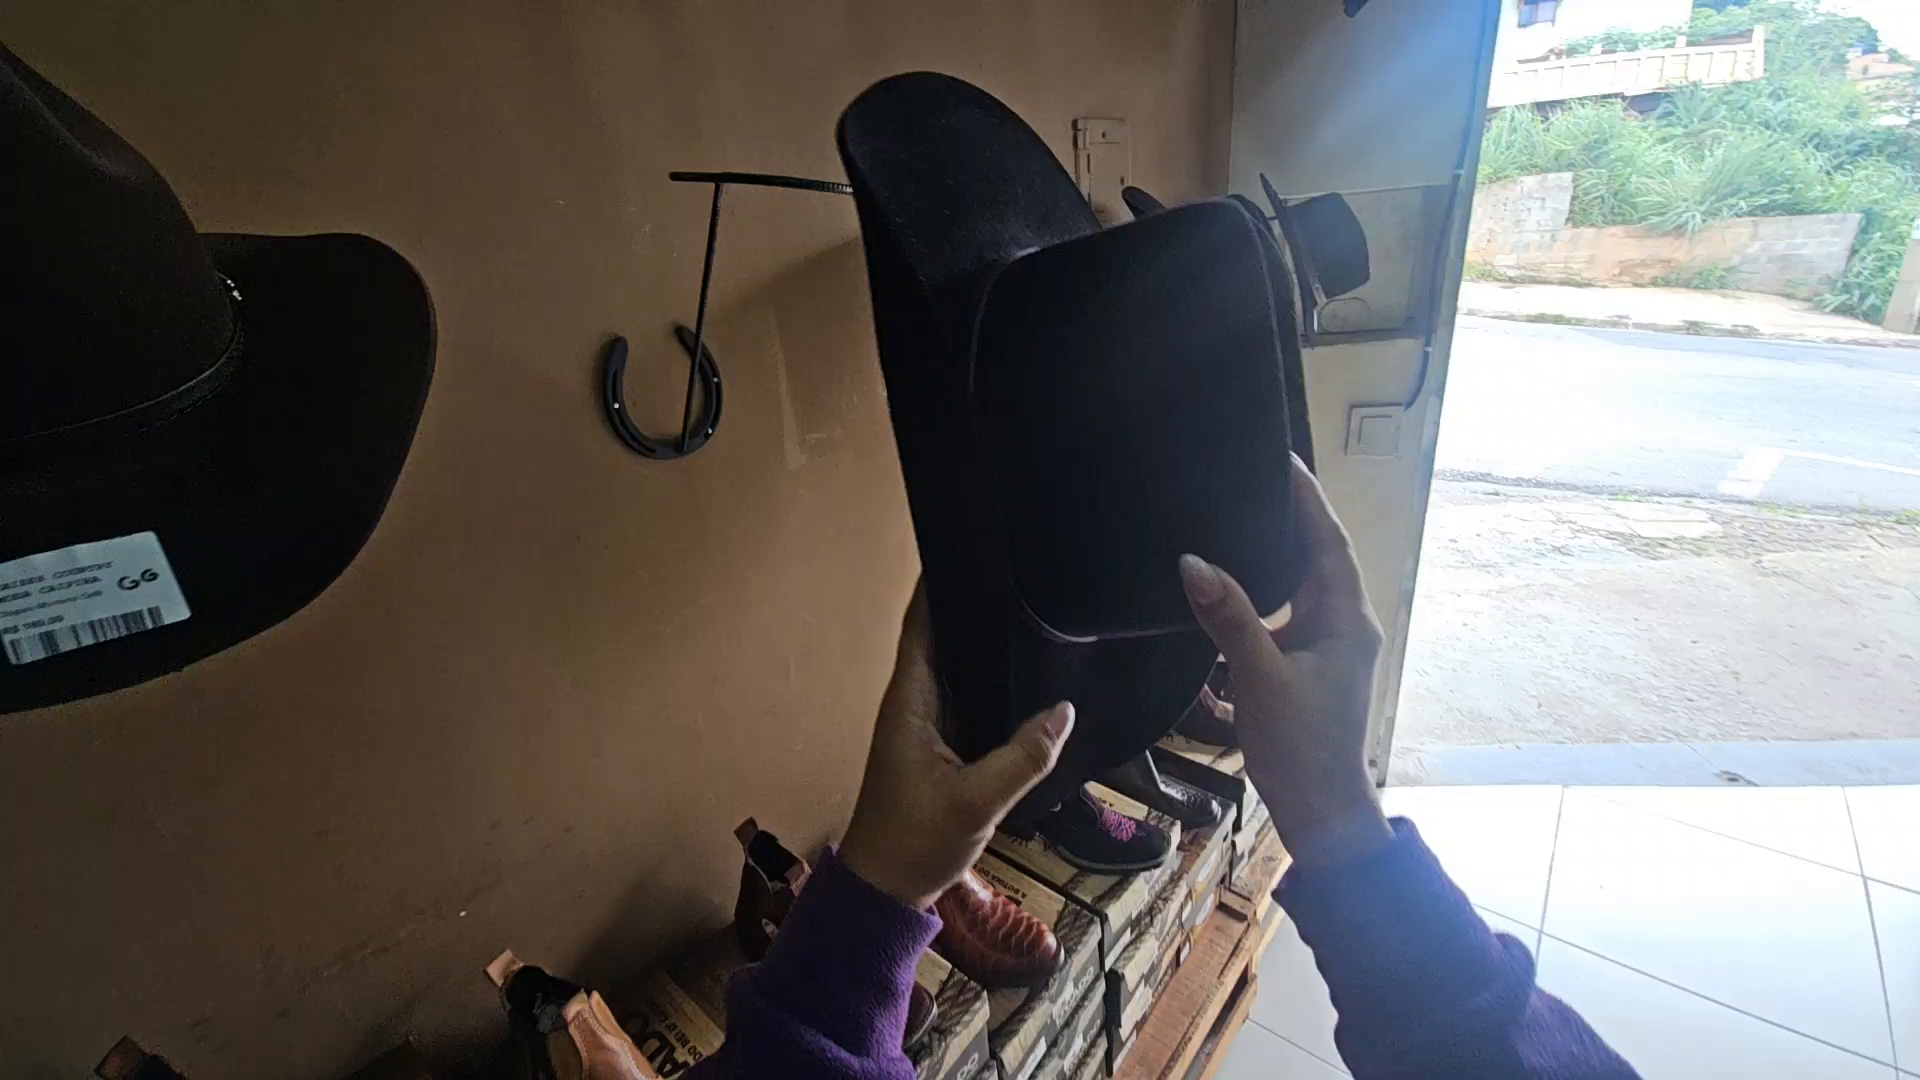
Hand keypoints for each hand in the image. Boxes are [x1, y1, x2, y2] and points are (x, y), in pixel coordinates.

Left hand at [839, 583, 1075, 909]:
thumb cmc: (916, 841)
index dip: (935, 584)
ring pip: (953, 664)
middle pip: (938, 635)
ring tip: (1023, 606)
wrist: (887, 888)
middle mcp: (913, 699)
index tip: (967, 547)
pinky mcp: (938, 740)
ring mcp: (925, 719)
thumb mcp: (974, 802)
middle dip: (968, 603)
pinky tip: (1018, 669)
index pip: (919, 625)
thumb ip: (1022, 758)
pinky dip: (985, 675)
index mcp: (909, 700)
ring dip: (978, 639)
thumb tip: (1065, 710)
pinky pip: (964, 693)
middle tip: (1015, 572)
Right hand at [1178, 455, 1392, 869]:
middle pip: (1317, 556)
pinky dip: (1261, 593)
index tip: (1283, 460)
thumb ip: (1229, 617)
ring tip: (1237, 523)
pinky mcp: (1307, 663)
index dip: (1309, 499)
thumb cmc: (1301, 742)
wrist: (1319, 807)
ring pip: (1299, 585)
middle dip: (1290, 518)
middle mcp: (1342, 624)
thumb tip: (1192, 562)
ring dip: (1274, 555)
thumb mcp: (1261, 675)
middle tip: (1251, 484)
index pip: (1329, 542)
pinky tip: (1230, 588)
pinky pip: (1283, 612)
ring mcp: (1326, 645)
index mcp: (1345, 619)